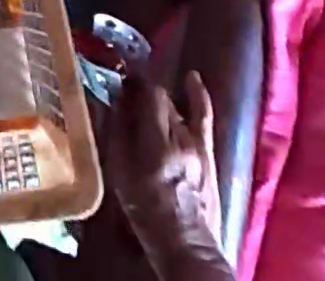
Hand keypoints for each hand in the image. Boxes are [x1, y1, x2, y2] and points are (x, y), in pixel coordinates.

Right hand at [104, 72, 231, 280]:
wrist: (186, 247)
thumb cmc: (146, 212)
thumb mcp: (121, 174)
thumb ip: (117, 134)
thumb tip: (115, 101)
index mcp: (157, 145)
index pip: (149, 96)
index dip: (134, 82)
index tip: (119, 77)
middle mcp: (181, 140)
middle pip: (162, 99)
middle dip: (143, 92)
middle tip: (125, 93)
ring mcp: (199, 146)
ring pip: (177, 108)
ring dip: (160, 99)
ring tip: (145, 95)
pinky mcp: (209, 153)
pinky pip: (203, 116)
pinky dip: (198, 95)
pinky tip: (192, 78)